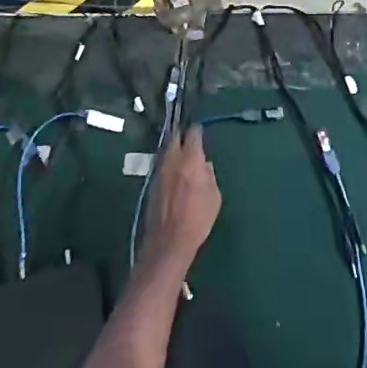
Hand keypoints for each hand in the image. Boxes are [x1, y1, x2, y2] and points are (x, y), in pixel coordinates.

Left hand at [142, 126, 219, 275]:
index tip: (200, 131)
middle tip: (189, 137)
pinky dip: (168, 159)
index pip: (193, 133)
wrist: (169, 238)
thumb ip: (209, 175)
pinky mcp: (152, 178)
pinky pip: (161, 161)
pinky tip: (173, 167)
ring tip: (182, 151)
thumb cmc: (198, 218)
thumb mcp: (214, 196)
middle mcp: (172, 158)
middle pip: (175, 135)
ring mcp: (159, 167)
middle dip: (182, 133)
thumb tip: (203, 165)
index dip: (197, 130)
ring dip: (174, 146)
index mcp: (191, 159)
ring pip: (166, 147)